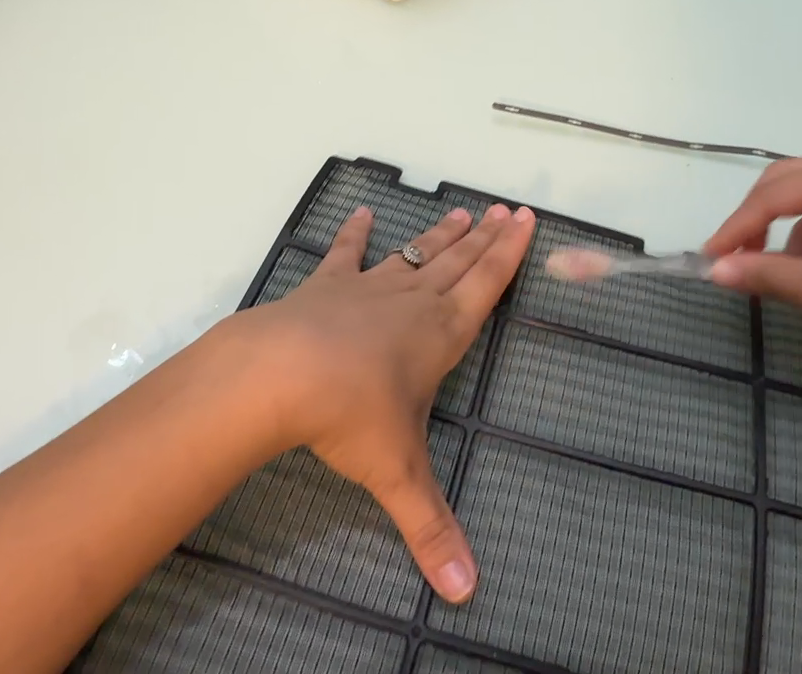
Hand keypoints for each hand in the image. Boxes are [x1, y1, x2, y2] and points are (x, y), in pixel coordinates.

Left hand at [230, 202, 535, 603]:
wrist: (278, 375)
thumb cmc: (350, 417)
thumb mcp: (398, 475)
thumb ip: (432, 530)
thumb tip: (465, 593)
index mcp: (441, 334)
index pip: (486, 286)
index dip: (508, 254)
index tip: (523, 221)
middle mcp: (412, 302)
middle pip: (458, 261)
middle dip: (484, 236)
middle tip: (504, 208)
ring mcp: (368, 288)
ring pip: (415, 254)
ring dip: (439, 234)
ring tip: (459, 211)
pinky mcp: (325, 286)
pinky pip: (345, 255)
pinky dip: (355, 234)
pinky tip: (362, 213)